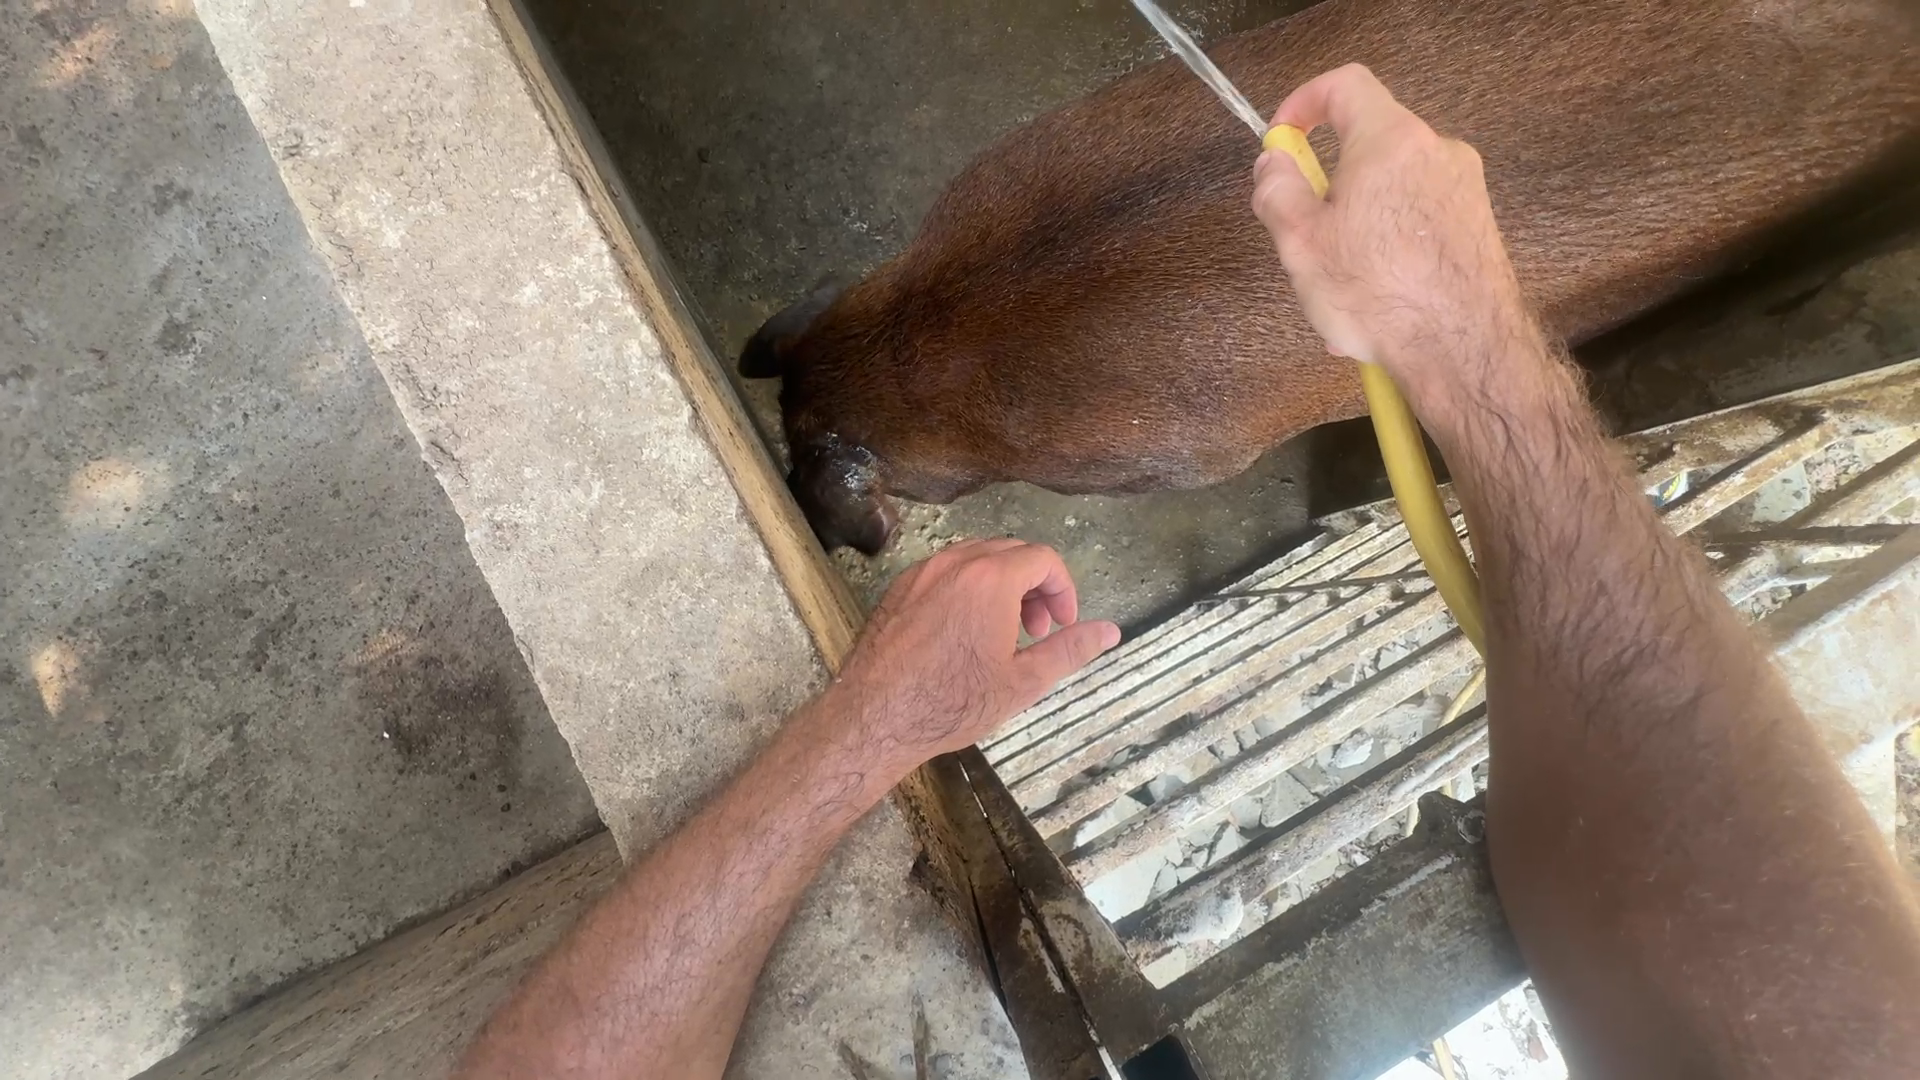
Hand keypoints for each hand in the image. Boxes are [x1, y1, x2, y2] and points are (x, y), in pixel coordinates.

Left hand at [829, 538, 1120, 774]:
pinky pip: (945, 571)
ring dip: (1001, 584)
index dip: (1063, 589)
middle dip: (1034, 586)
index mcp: (990, 578)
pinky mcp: (899, 586)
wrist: (876, 716)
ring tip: (1002, 631)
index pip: (1043, 558)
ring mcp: (922, 571)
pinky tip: (962, 631)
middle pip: (1011, 552)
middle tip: (1037, 631)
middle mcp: (955, 562)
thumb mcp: (1023, 681)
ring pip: (976, 558)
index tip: (1062, 624)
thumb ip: (1069, 650)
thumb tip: (1111, 631)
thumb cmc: (952, 702)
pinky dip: (967, 587)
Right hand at [1251, 64, 1536, 407]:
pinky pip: (1412, 225)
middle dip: (1325, 191)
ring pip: (1386, 196)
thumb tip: (1272, 161)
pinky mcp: (1473, 223)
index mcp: (1388, 142)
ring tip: (1337, 293)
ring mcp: (1461, 186)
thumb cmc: (1374, 291)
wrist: (1457, 343)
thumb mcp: (1300, 243)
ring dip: (1351, 234)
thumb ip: (1278, 191)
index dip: (1302, 103)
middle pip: (1364, 150)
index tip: (1280, 142)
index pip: (1344, 86)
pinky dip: (1382, 252)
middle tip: (1302, 243)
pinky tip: (1371, 304)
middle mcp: (1434, 150)